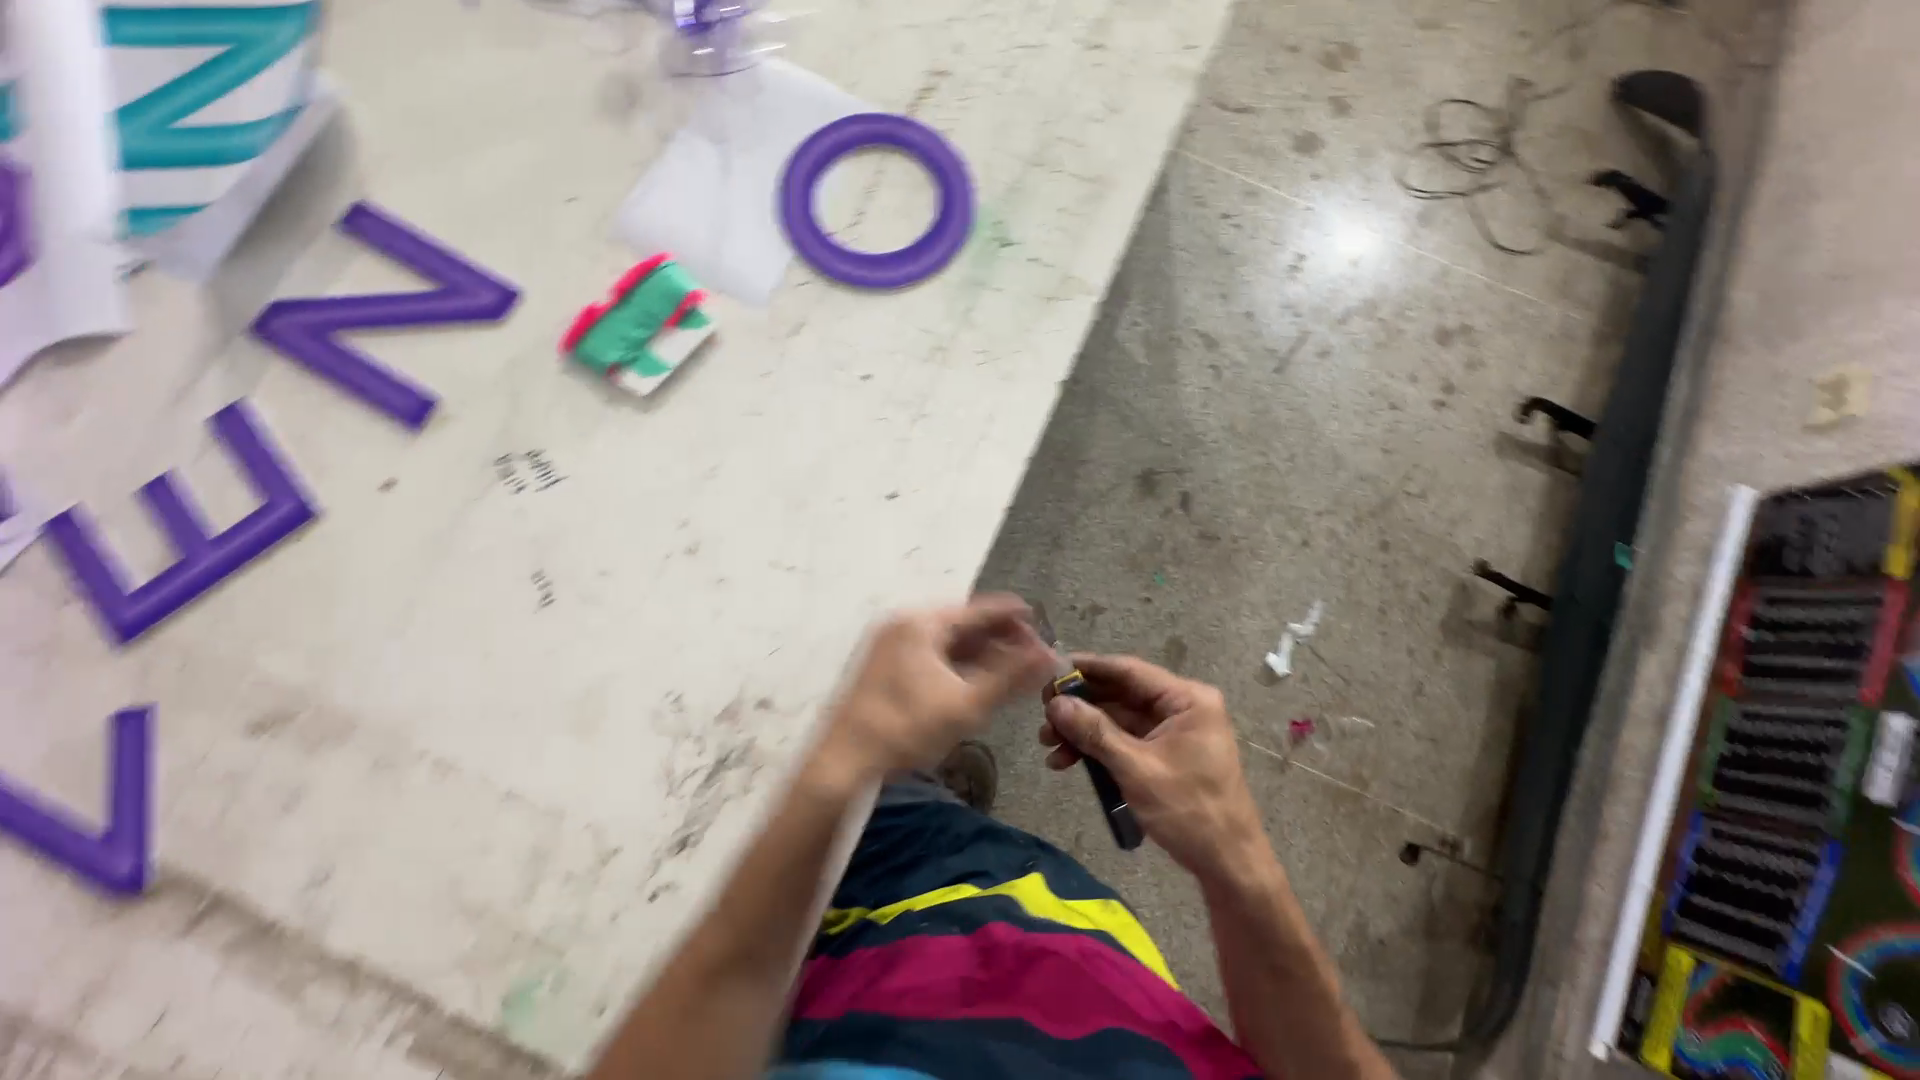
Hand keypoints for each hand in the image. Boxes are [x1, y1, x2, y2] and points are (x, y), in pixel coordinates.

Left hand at [816, 595, 1056, 784]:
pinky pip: (929, 655)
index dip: (1012, 617)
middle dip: (998, 638)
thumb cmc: (905, 729)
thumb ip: (1011, 678)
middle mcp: (902, 624)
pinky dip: (955, 664)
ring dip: (978, 653)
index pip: (977, 610)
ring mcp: (888, 645)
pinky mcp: (882, 667)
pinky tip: (974, 681)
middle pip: (961, 624)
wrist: (843, 762)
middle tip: (1029, 653)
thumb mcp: (966, 704)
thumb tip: (1049, 656)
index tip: (1040, 622)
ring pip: (945, 642)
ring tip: (1009, 669)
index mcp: (920, 623)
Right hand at [1041, 655, 1266, 876]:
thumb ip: (1095, 732)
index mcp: (1187, 699)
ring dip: (1084, 731)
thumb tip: (1055, 704)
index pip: (1129, 671)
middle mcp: (1182, 707)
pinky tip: (1068, 761)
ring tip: (1048, 746)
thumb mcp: (1136, 768)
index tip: (1050, 671)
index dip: (1087, 669)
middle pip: (1120, 695)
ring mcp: (1174, 732)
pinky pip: (1125, 741)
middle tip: (1043, 716)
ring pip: (1118, 720)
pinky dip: (1098, 749)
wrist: (1228, 864)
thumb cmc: (1189, 810)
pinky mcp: (1166, 754)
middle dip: (1080, 707)